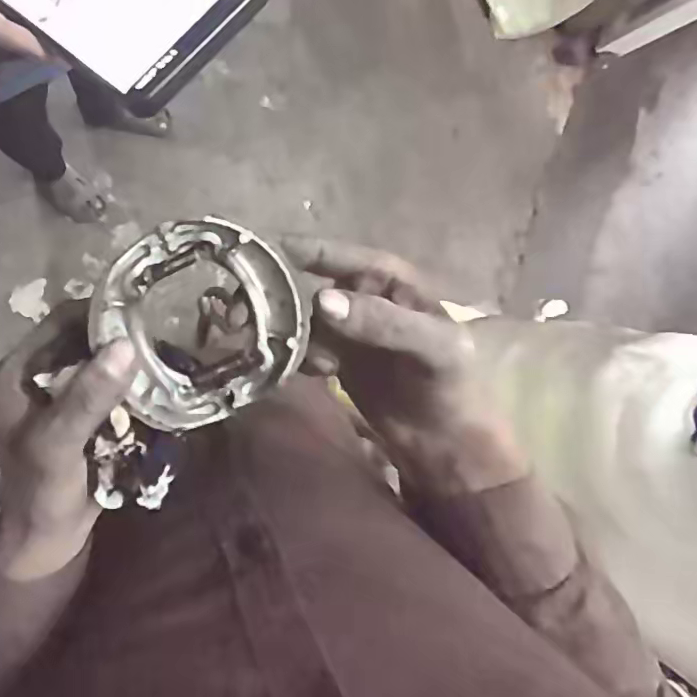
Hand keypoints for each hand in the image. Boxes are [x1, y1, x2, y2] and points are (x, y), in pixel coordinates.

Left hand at [0, 302, 137, 578]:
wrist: (47, 541)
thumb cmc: (41, 491)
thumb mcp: (58, 442)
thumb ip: (88, 396)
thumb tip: (126, 344)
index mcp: (18, 370)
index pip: (62, 321)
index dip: (100, 312)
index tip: (142, 307)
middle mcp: (38, 373)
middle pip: (84, 337)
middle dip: (120, 334)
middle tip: (163, 326)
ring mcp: (61, 393)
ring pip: (101, 359)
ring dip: (129, 358)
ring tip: (168, 347)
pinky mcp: (83, 411)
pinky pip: (111, 384)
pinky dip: (132, 381)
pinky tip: (160, 378)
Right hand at [282, 237, 528, 493]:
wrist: (448, 446)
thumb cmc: (452, 387)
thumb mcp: (430, 347)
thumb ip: (380, 321)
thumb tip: (321, 300)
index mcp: (389, 280)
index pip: (339, 255)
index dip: (301, 250)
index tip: (261, 250)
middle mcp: (362, 296)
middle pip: (309, 283)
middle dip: (277, 293)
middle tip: (244, 312)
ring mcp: (346, 328)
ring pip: (300, 316)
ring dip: (279, 327)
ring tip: (262, 343)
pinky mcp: (334, 357)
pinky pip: (302, 346)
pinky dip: (292, 355)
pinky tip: (303, 371)